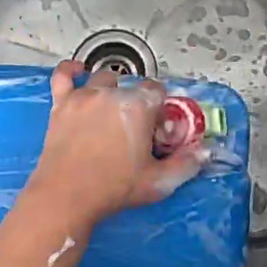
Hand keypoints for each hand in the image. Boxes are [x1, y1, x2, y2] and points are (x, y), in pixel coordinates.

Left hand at [22, 60, 207, 230]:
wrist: (66, 196)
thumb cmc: (113, 188)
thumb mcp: (158, 182)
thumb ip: (186, 164)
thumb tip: (205, 152)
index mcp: (138, 106)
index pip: (158, 91)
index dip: (160, 108)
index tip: (157, 128)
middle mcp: (111, 93)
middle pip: (131, 86)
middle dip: (137, 102)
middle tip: (135, 129)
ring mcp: (83, 96)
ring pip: (103, 80)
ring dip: (112, 90)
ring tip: (112, 111)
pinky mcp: (61, 105)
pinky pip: (63, 76)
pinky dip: (71, 70)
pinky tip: (78, 70)